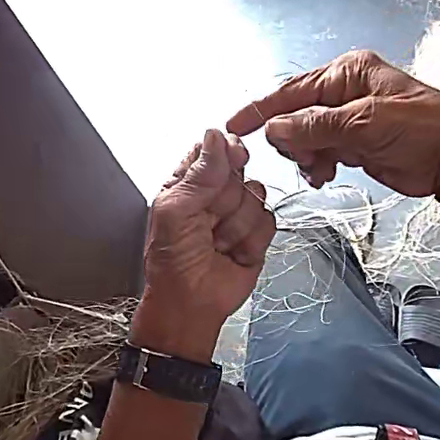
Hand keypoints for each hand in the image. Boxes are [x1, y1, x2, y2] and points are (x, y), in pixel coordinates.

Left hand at [133, 130, 275, 362]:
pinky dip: (250, 241)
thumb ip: (198, 173)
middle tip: (208, 221)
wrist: (191, 304)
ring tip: (216, 243)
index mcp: (186, 184)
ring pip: (256, 196)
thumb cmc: (171, 262)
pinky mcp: (256, 235)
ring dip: (236, 225)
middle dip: (226, 198)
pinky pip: (268, 221)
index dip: (224, 153)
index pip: (212, 150)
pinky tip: (232, 253)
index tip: (231, 159)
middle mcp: (212, 195)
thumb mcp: (174, 211)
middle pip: (239, 171)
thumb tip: (215, 135)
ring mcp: (236, 214)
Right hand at [227, 50, 439, 195]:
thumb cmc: (420, 130)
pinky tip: (325, 173)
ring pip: (304, 138)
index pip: (291, 90)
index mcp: (346, 73)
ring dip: (305, 156)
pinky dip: (317, 164)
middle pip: (294, 115)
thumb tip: (273, 129)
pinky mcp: (352, 143)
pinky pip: (319, 152)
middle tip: (305, 158)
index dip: (261, 109)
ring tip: (321, 169)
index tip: (234, 126)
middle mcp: (342, 91)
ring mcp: (346, 118)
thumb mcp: (364, 123)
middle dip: (292, 139)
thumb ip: (315, 126)